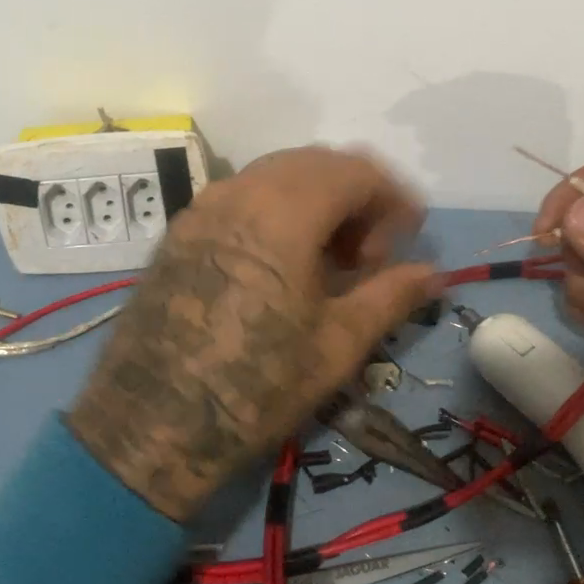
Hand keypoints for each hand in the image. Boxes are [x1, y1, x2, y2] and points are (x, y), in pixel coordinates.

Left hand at [67, 147, 435, 519]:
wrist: (151, 419)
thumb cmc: (255, 385)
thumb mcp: (336, 345)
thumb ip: (390, 296)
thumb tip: (433, 273)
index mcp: (284, 210)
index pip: (356, 170)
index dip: (392, 200)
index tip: (406, 243)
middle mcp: (239, 191)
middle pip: (315, 164)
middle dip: (354, 198)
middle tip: (367, 259)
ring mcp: (201, 207)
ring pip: (274, 176)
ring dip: (314, 203)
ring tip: (326, 265)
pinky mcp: (179, 231)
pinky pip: (239, 197)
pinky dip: (274, 212)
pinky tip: (279, 268)